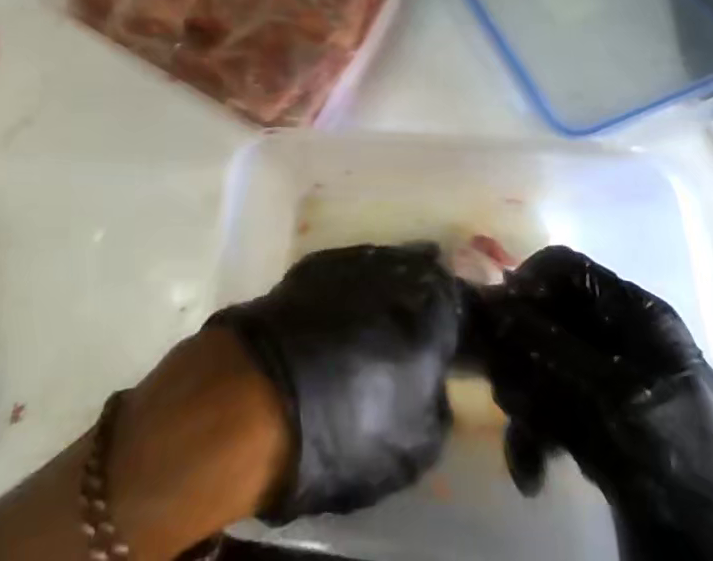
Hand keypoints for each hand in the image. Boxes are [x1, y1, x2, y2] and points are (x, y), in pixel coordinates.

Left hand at [206, 243, 460, 521]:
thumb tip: (432, 389)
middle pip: (420, 276)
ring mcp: (346, 264)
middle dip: (422, 298)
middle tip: (417, 329)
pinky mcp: (303, 271)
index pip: (461, 305)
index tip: (453, 345)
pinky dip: (346, 295)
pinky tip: (338, 318)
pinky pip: (341, 277)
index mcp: (432, 309)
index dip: (457, 325)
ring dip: (383, 292)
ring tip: (377, 323)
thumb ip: (437, 408)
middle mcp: (395, 272)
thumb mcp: (416, 447)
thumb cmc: (346, 430)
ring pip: (380, 271)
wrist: (251, 402)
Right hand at [475, 246, 712, 560]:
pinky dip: (536, 438)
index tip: (492, 322)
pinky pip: (553, 416)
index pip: (566, 270)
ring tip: (524, 442)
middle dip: (518, 357)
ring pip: (542, 371)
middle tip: (501, 391)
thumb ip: (547, 348)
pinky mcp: (602, 434)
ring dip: (523, 405)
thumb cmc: (680, 454)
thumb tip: (490, 307)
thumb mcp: (612, 395)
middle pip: (547, 321)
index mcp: (633, 314)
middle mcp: (619, 343)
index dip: (525, 286)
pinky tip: (532, 472)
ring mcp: (610, 390)